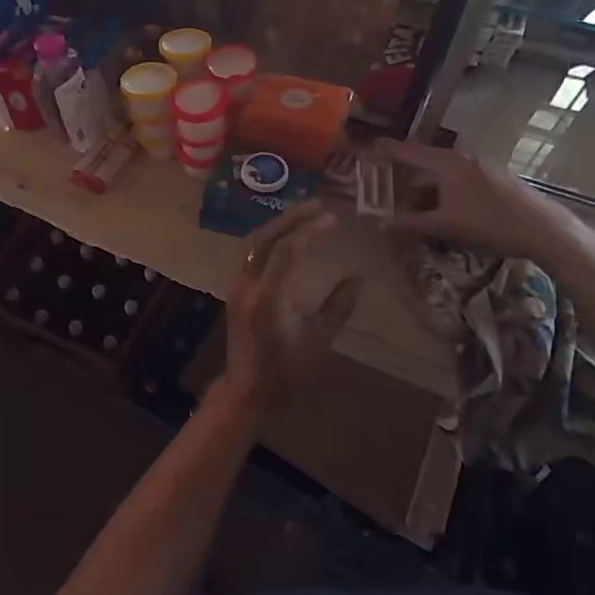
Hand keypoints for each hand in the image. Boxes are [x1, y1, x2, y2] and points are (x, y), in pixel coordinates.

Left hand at [221, 201, 362, 411]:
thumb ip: (339, 306)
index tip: (334, 220)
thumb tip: (358, 277)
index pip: (286, 252)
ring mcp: (237, 286)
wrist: (246, 389)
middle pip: (265, 239)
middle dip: (293, 218)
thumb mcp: (319, 340)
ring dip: (281, 225)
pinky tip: (291, 235)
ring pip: (255, 244)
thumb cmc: (286, 371)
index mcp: (268, 300)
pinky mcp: (236, 289)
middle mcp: (247, 287)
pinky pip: (252, 255)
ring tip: (308, 214)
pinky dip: (272, 240)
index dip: (310, 231)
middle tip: (321, 206)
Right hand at [378, 139, 594, 267]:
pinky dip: (442, 184)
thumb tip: (381, 223)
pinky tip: (440, 202)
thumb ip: (410, 222)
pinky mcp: (493, 177)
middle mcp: (463, 158)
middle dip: (404, 167)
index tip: (369, 146)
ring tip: (409, 195)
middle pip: (426, 158)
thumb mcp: (445, 225)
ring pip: (443, 169)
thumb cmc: (490, 223)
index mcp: (447, 164)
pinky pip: (457, 175)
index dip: (387, 149)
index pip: (409, 151)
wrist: (544, 230)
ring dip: (424, 180)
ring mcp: (481, 166)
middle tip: (384, 176)